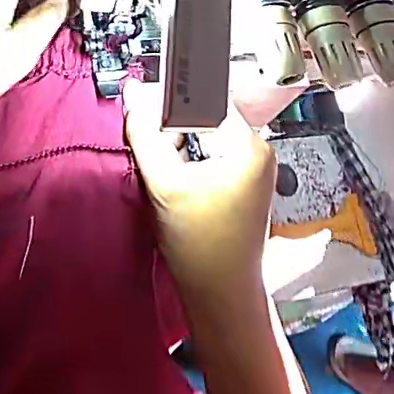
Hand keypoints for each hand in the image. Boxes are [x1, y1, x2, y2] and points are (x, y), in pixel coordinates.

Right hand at [125, 81, 277, 304]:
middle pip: (206, 118)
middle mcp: (258, 150)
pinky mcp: (243, 183)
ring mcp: (253, 168)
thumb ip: (146, 136)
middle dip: (177, 132)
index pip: (207, 102)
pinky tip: (181, 187)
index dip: (174, 106)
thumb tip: (134, 99)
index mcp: (250, 144)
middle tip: (161, 159)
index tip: (149, 113)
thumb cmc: (200, 245)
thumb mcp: (164, 183)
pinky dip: (192, 163)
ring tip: (171, 177)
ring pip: (207, 137)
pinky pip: (212, 155)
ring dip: (182, 149)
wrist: (220, 295)